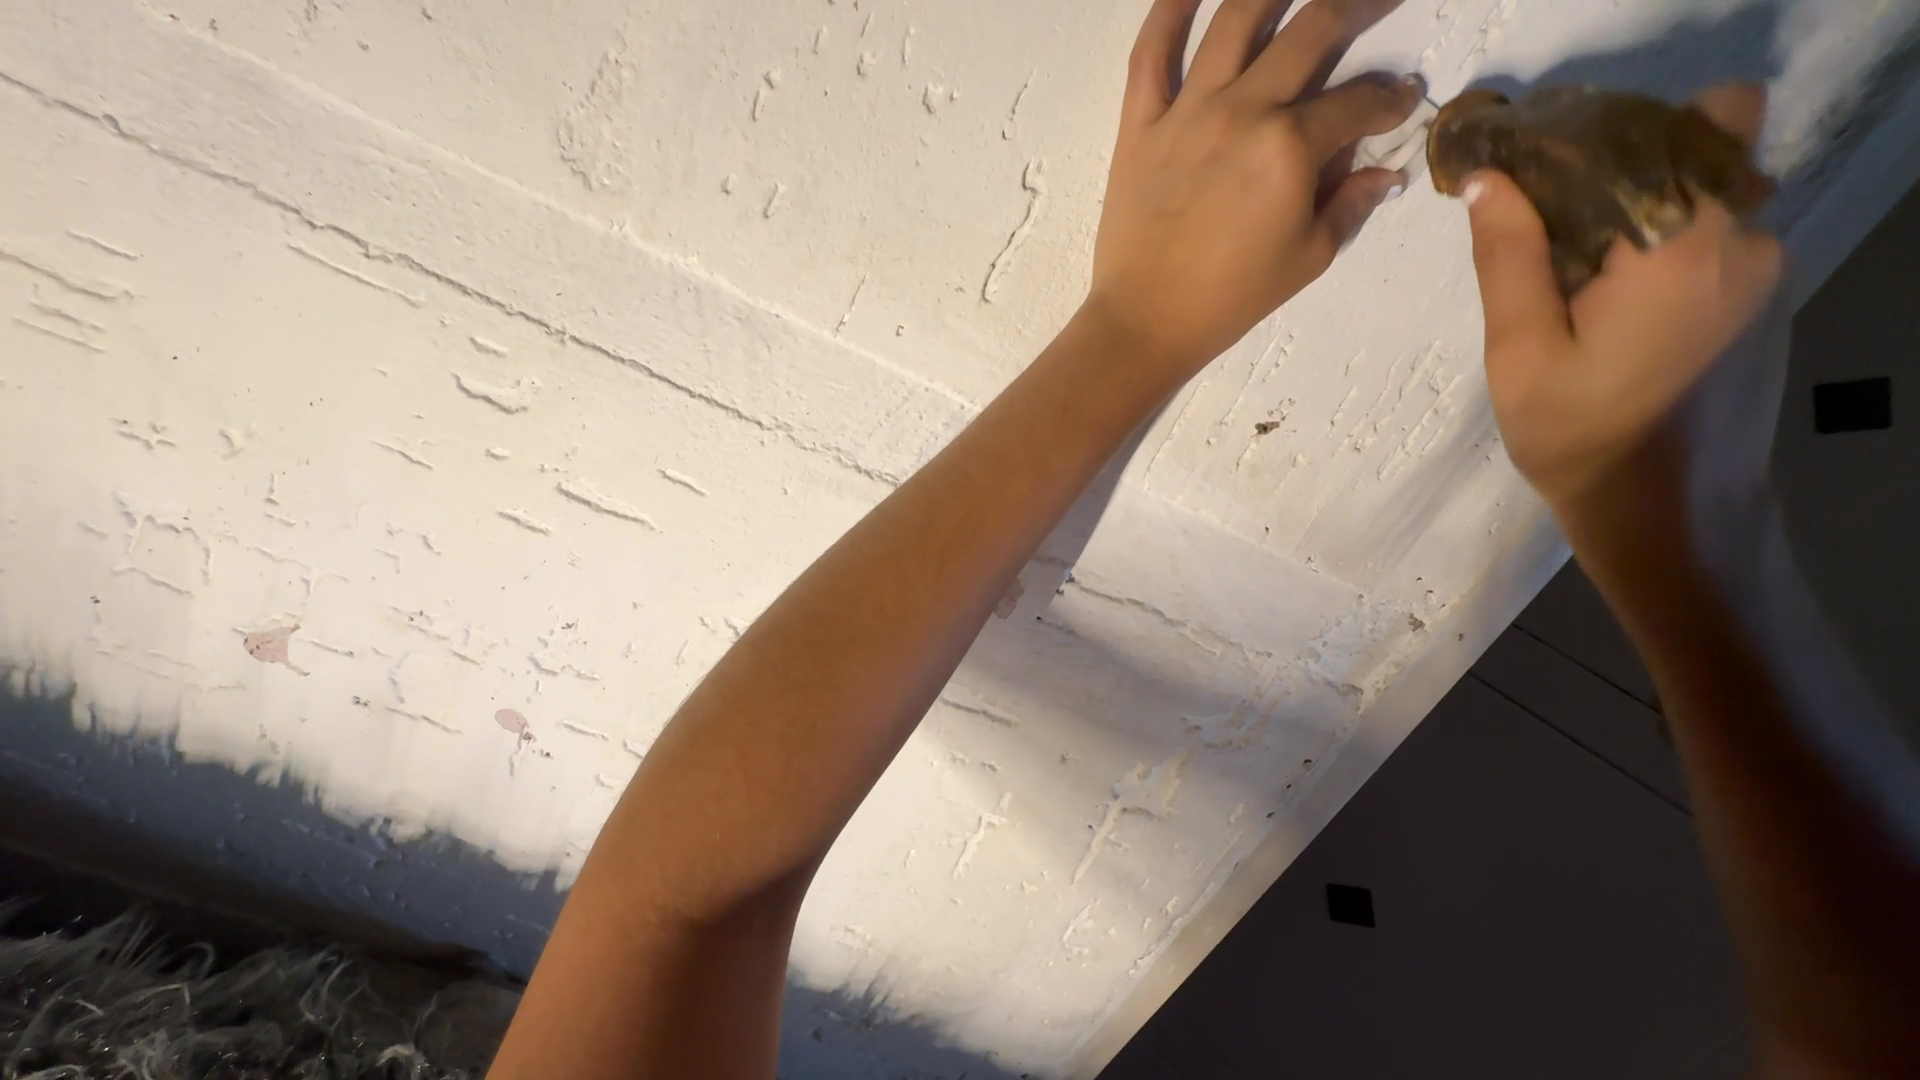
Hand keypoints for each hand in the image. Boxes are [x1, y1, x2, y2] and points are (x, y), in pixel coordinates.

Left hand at [1085, 0, 1419, 377]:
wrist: (1146, 321)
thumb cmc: (1230, 299)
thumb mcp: (1308, 258)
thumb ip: (1349, 203)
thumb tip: (1384, 171)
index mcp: (1291, 148)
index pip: (1359, 102)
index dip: (1391, 99)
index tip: (1401, 102)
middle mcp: (1243, 111)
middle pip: (1313, 29)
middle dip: (1359, 6)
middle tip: (1378, 1)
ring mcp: (1186, 112)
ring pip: (1237, 17)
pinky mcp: (1140, 125)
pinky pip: (1151, 54)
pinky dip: (1169, 10)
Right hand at [1466, 83, 1784, 517]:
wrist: (1668, 511)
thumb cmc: (1578, 436)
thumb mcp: (1519, 352)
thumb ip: (1509, 258)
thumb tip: (1487, 180)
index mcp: (1680, 245)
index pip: (1676, 124)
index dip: (1612, 131)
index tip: (1542, 174)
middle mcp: (1743, 237)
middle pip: (1698, 145)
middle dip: (1620, 167)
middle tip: (1548, 228)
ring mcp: (1762, 268)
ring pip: (1703, 192)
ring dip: (1636, 212)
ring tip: (1569, 280)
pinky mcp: (1759, 297)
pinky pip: (1710, 236)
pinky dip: (1656, 247)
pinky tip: (1608, 308)